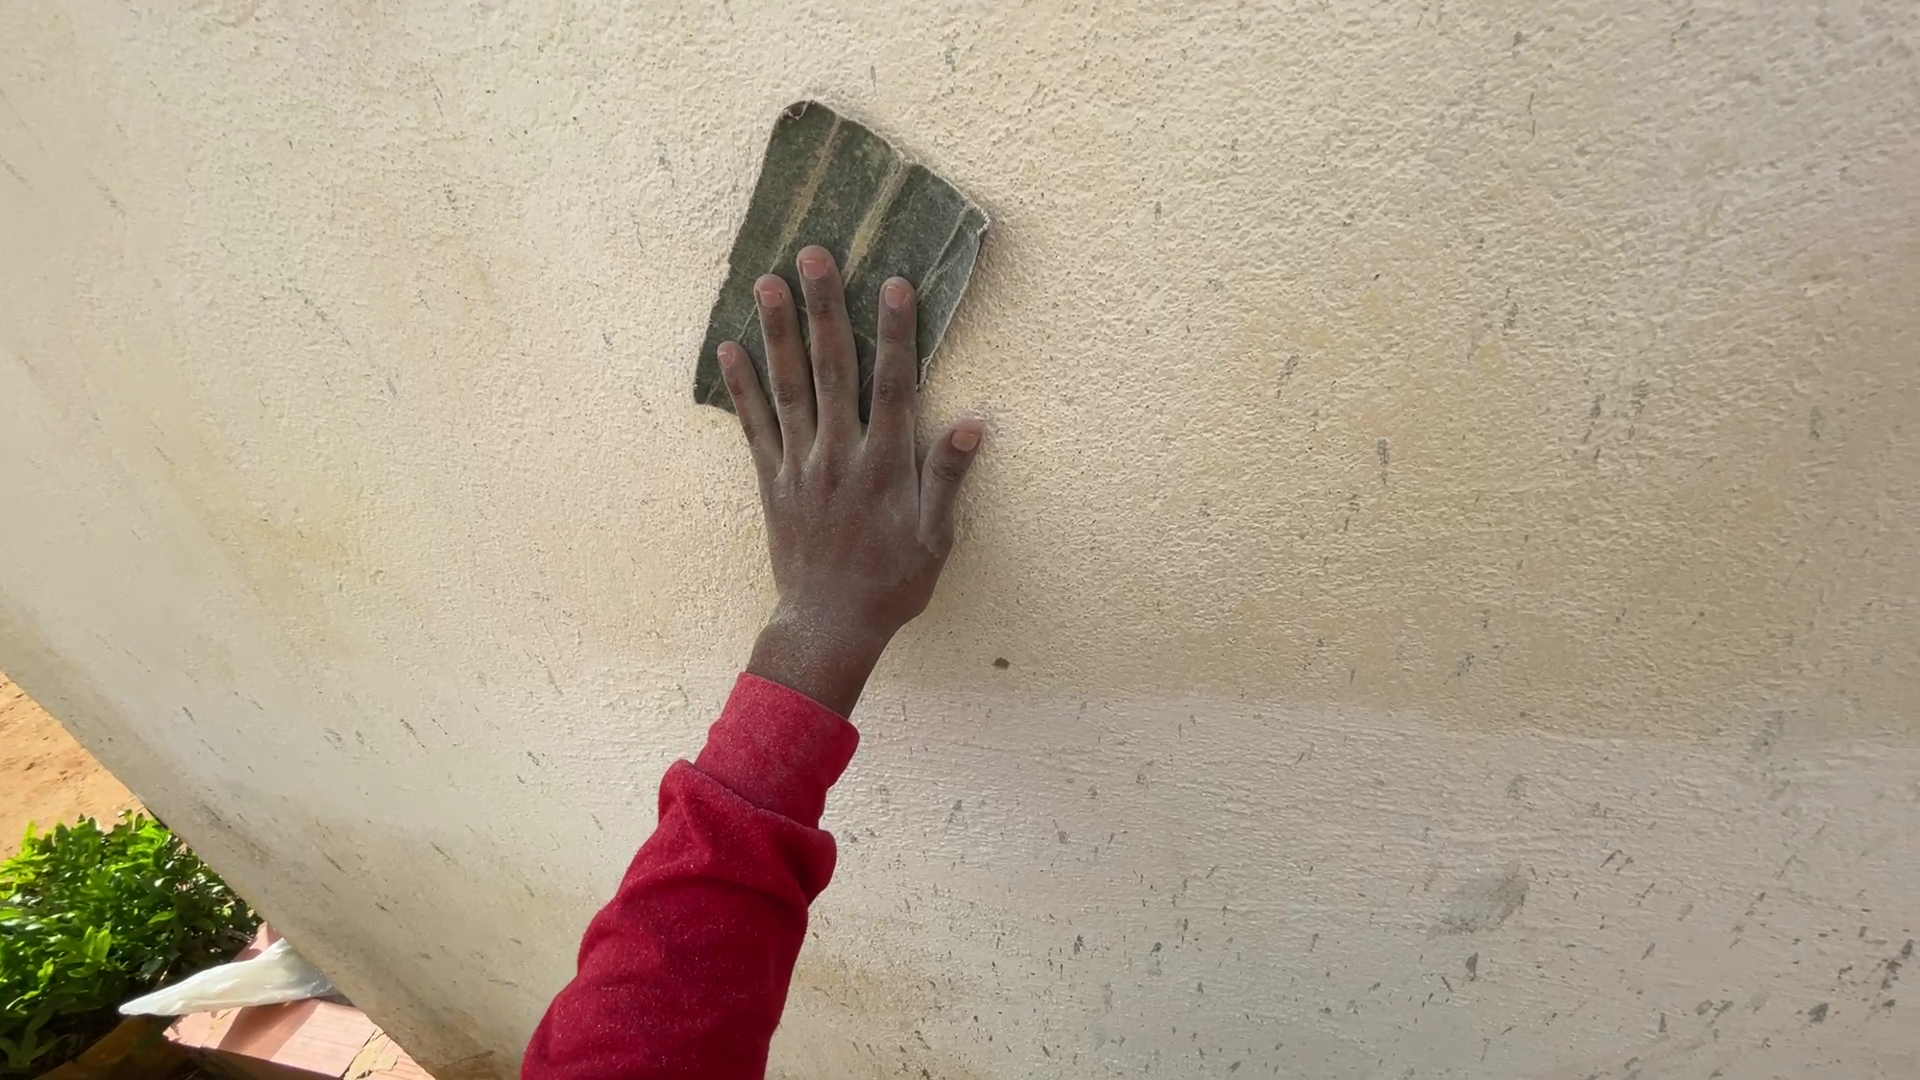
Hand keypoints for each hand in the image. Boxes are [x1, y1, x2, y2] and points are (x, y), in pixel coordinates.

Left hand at [717, 245, 984, 715]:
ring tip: (766, 283)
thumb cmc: (891, 584)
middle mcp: (839, 456)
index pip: (894, 388)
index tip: (895, 284)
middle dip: (826, 310)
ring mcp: (800, 467)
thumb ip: (948, 478)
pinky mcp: (771, 483)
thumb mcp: (935, 540)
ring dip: (778, 334)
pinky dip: (741, 388)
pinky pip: (753, 428)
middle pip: (833, 372)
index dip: (896, 335)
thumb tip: (973, 423)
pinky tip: (730, 348)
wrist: (828, 625)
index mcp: (885, 468)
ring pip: (788, 389)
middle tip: (814, 256)